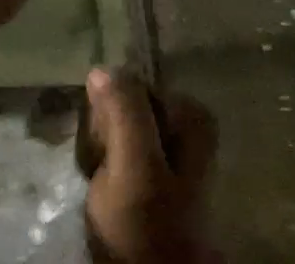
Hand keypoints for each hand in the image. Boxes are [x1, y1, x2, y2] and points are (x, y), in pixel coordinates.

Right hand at [84, 68, 217, 263]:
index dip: (112, 111)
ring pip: (116, 130)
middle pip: (125, 106)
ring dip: (101, 152)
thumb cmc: (150, 226)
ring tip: (101, 182)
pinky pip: (116, 154)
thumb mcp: (136, 167)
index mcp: (193, 116)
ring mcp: (169, 153)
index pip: (133, 86)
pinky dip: (103, 169)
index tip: (106, 142)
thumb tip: (102, 67)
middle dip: (105, 131)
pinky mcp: (152, 177)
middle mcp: (186, 127)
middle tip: (103, 165)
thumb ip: (125, 113)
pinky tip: (103, 191)